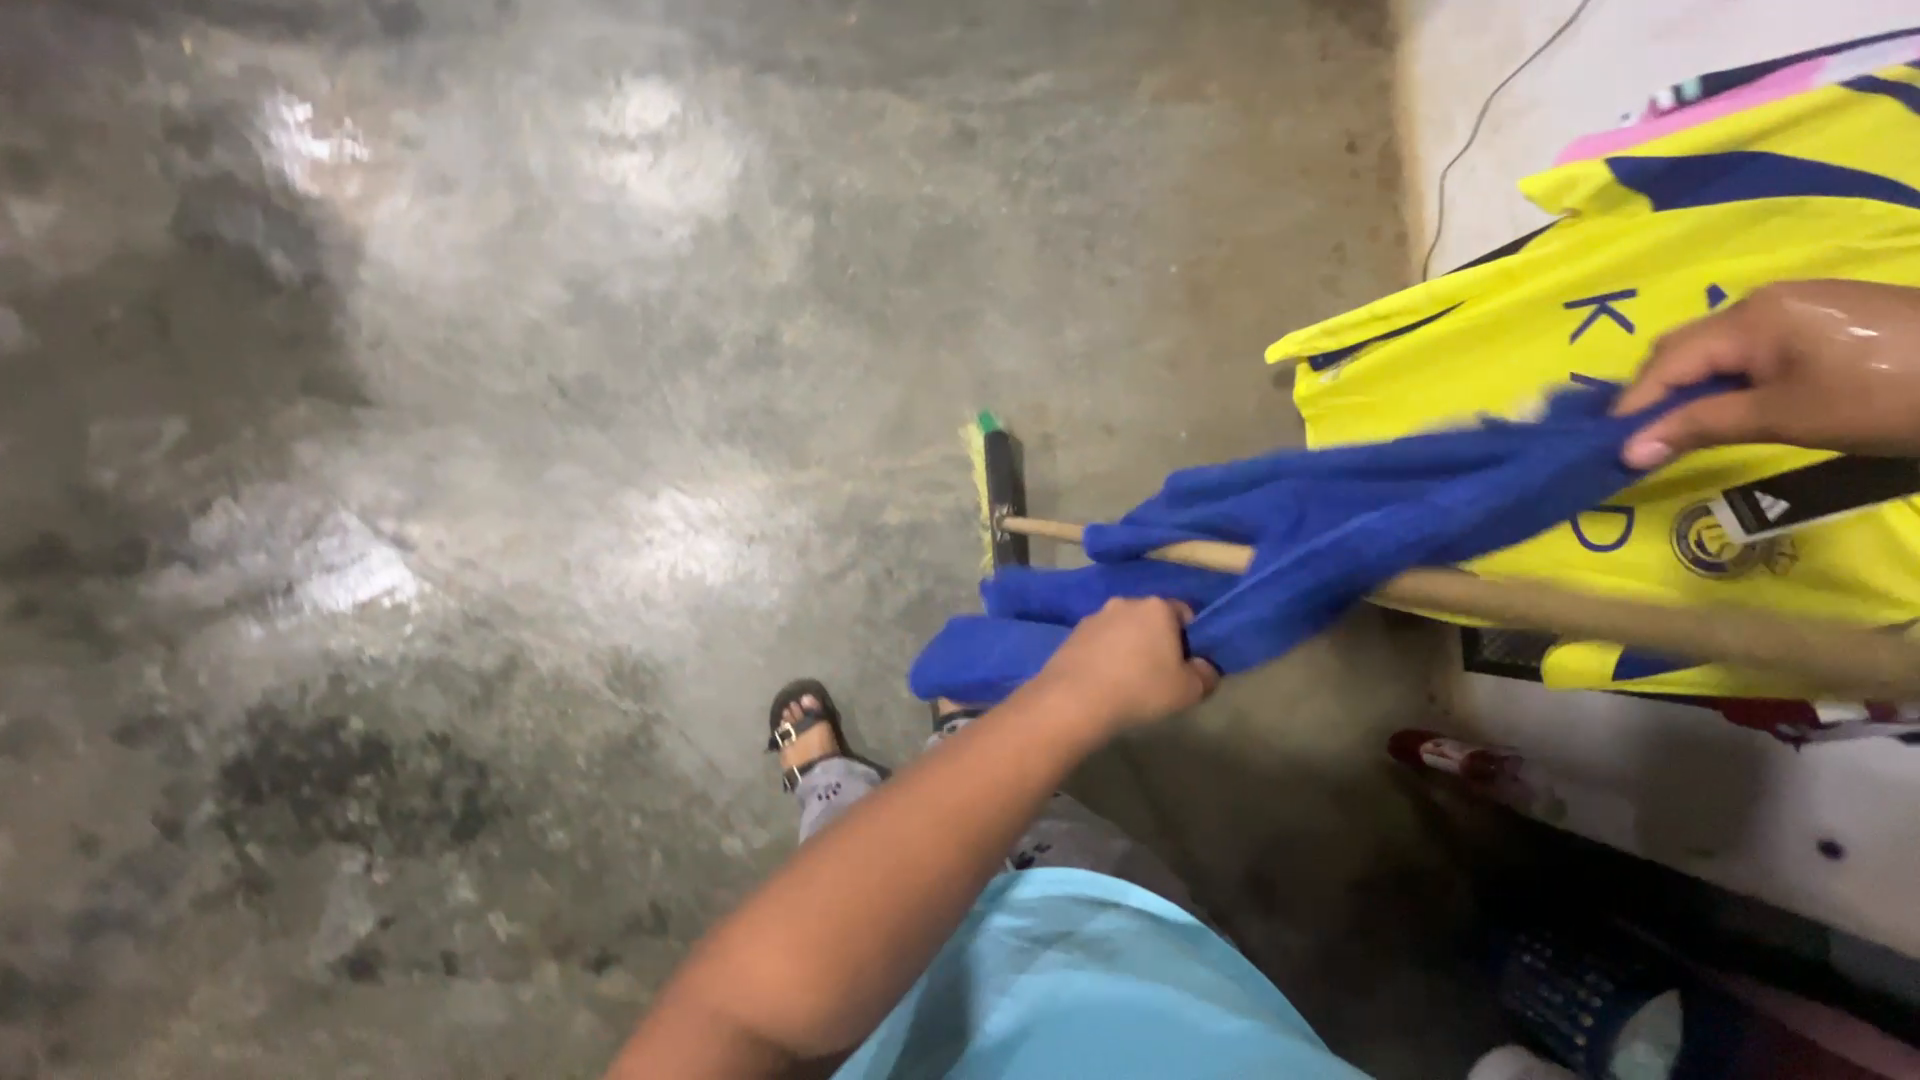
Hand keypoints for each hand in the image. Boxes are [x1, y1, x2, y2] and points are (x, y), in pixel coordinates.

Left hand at [1028, 597, 1219, 733]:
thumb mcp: (1189, 690)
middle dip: (1157, 640)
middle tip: (1159, 674)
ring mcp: (1095, 617)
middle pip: (1151, 619)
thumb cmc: (1141, 689)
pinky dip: (1105, 655)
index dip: (1190, 638)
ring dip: (1128, 647)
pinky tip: (1104, 681)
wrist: (1074, 699)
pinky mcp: (1072, 634)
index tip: (1186, 665)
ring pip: (1122, 630)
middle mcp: (1125, 603)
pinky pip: (1099, 642)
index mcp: (1157, 607)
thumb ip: (1206, 674)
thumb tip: (1204, 667)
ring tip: (1127, 680)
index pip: (1185, 613)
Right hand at [1615, 280, 1919, 468]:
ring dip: (1692, 387)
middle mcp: (1766, 299)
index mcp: (1752, 316)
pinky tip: (1733, 405)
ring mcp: (1801, 304)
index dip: (1633, 406)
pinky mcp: (1829, 318)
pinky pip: (1753, 346)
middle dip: (1656, 393)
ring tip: (1684, 428)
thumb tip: (1627, 452)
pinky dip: (1728, 378)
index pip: (1666, 363)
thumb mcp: (1788, 418)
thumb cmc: (1892, 396)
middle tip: (1644, 441)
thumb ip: (1699, 427)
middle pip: (1684, 349)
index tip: (1607, 446)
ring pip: (1717, 348)